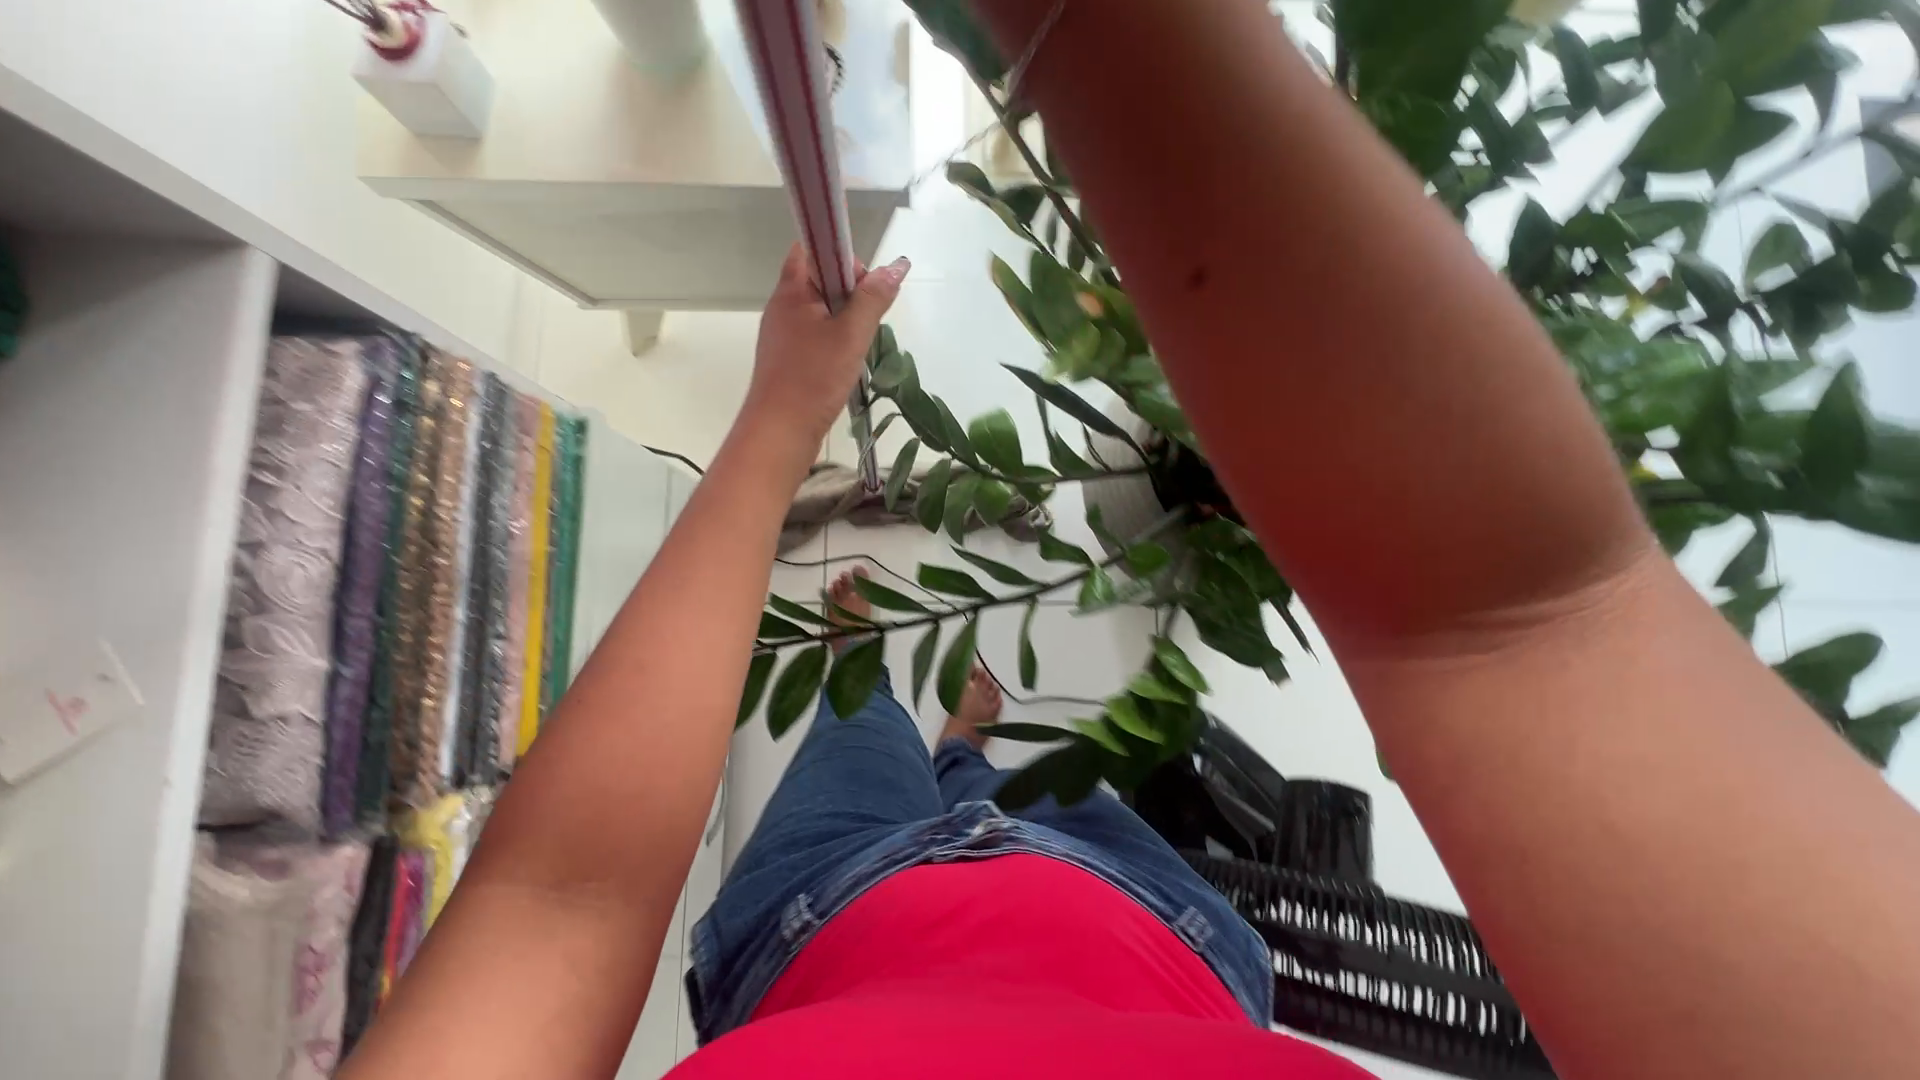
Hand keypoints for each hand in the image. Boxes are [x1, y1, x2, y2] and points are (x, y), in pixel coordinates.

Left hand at [740, 244, 909, 448]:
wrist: (780, 430)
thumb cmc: (814, 377)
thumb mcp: (851, 334)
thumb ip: (873, 298)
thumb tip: (897, 266)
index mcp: (791, 291)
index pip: (812, 249)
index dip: (840, 257)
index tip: (862, 285)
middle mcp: (782, 306)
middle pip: (819, 280)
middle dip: (849, 292)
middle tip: (865, 320)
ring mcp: (782, 334)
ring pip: (819, 310)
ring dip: (844, 320)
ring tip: (857, 344)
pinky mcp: (787, 358)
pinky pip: (814, 335)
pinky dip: (834, 340)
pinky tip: (845, 362)